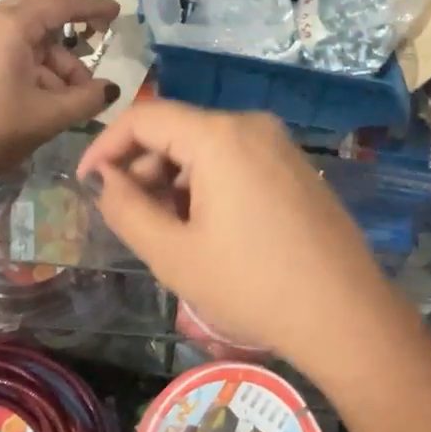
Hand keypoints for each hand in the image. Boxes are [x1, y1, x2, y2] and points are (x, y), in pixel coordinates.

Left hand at [0, 0, 119, 186]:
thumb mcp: (47, 116)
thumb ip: (86, 99)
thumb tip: (111, 89)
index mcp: (11, 26)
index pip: (60, 4)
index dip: (91, 7)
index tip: (116, 12)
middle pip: (39, 13)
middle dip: (71, 27)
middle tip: (98, 37)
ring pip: (26, 40)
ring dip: (55, 62)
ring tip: (75, 98)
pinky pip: (9, 54)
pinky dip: (34, 69)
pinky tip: (47, 100)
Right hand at [76, 102, 401, 368]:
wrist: (344, 314)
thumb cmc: (252, 286)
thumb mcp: (173, 255)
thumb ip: (126, 210)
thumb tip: (106, 180)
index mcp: (219, 137)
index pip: (144, 117)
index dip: (105, 145)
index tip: (86, 183)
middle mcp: (252, 125)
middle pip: (178, 131)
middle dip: (144, 169)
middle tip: (133, 220)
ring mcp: (281, 145)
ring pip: (207, 148)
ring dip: (176, 181)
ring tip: (172, 234)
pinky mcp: (297, 168)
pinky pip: (238, 160)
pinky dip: (210, 184)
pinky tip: (210, 230)